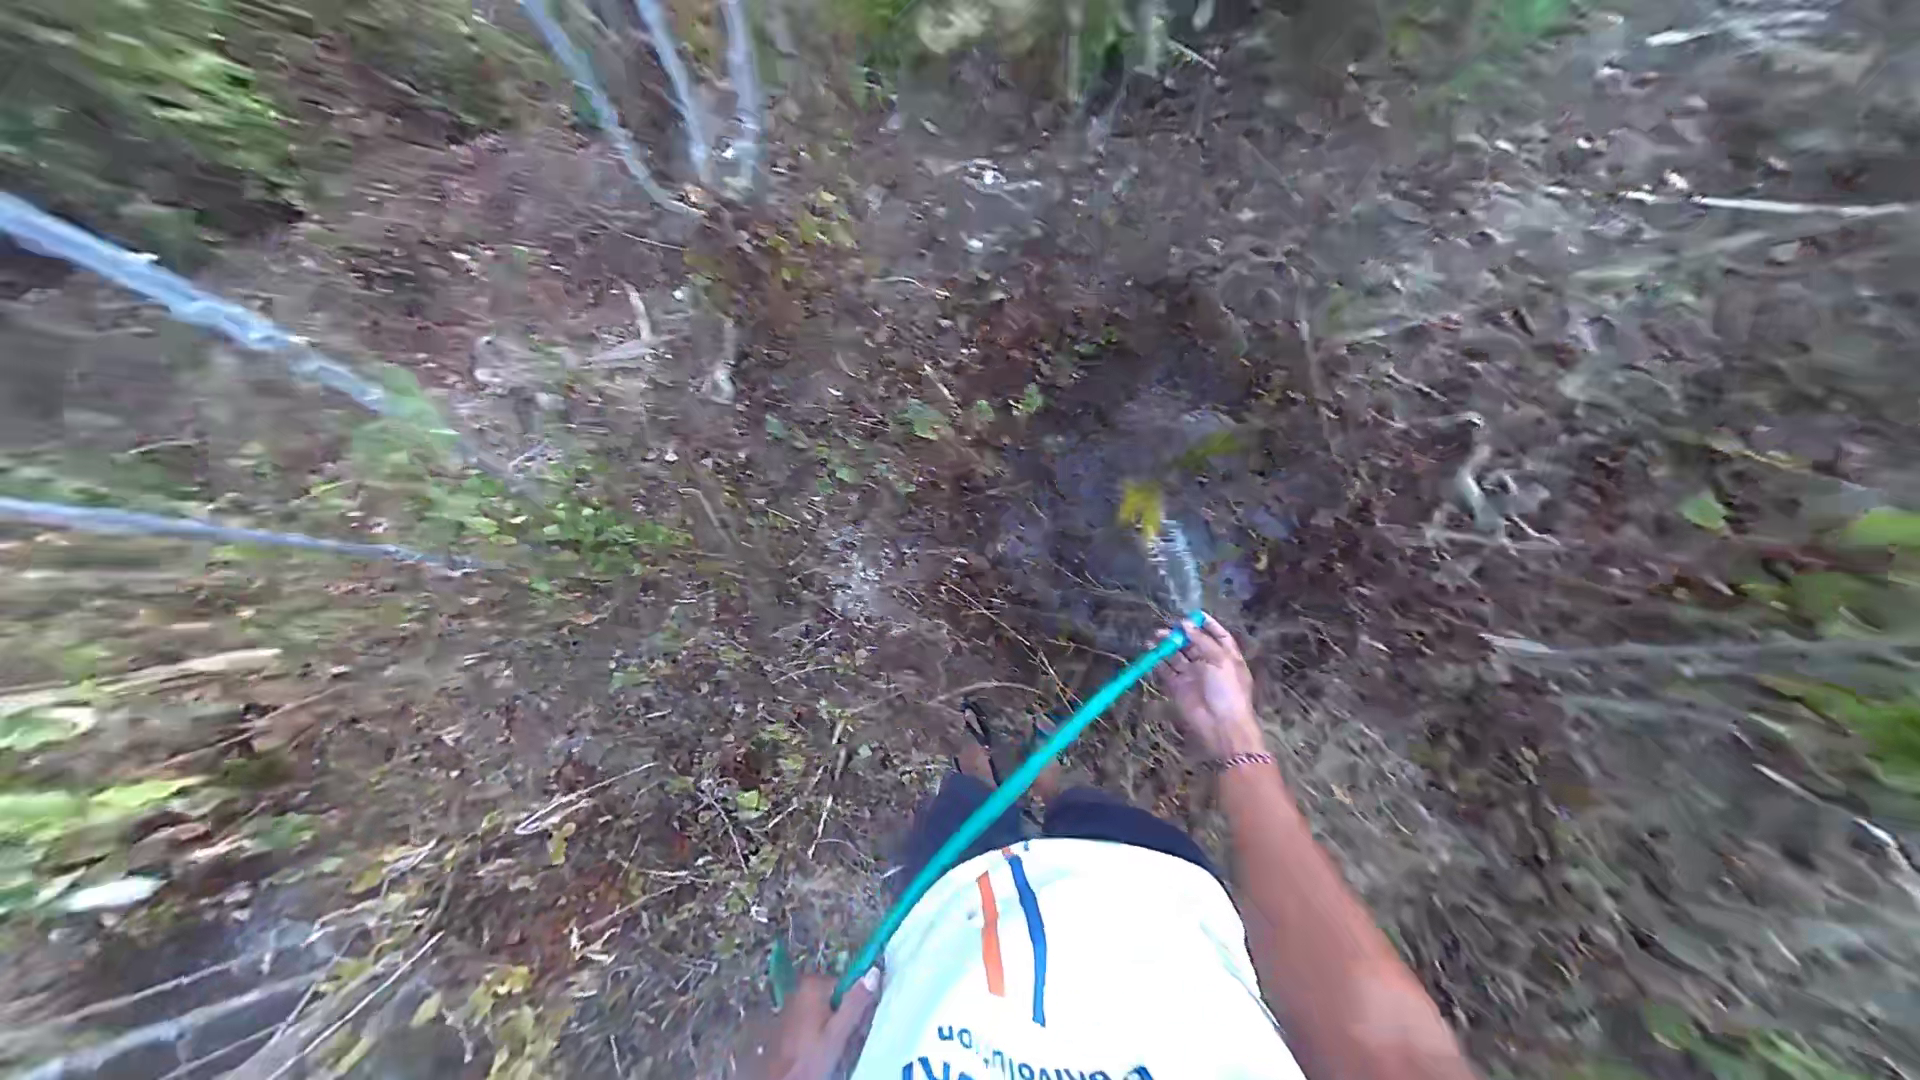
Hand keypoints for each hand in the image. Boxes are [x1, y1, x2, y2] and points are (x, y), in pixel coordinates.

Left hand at [746, 971, 879, 1079]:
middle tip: (843, 1040)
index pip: (846, 984)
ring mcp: (792, 1005)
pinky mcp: (787, 1022)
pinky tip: (818, 1051)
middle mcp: (800, 988)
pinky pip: (812, 1020)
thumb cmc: (810, 1058)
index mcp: (813, 984)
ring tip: (831, 1049)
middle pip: (835, 996)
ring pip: (824, 1010)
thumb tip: (874, 971)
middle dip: (842, 1016)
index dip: (853, 1004)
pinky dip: (818, 1033)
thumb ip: (856, 1001)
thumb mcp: (838, 1032)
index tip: (855, 1025)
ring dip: (831, 1027)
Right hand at [1158, 615, 1264, 760]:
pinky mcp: (1178, 687)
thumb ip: (1202, 640)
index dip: (1207, 625)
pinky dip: (1158, 661)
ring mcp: (1192, 676)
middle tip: (1167, 627)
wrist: (1221, 725)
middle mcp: (1209, 664)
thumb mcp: (1220, 659)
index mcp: (1226, 657)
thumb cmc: (1227, 689)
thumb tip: (1185, 624)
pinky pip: (1166, 670)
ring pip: (1177, 655)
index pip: (1218, 636)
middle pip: (1193, 644)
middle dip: (1180, 634)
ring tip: (1155, 637)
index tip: (1193, 614)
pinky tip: (1150, 651)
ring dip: (1166, 645)